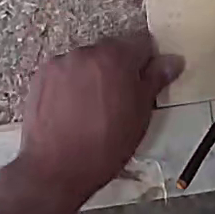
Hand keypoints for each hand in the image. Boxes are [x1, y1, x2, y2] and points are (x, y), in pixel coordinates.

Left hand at [17, 33, 183, 202]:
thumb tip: (173, 60)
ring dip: (95, 75)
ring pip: (89, 61)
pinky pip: (66, 71)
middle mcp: (89, 51)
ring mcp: (62, 62)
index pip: (143, 42)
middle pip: (114, 50)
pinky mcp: (41, 76)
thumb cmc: (105, 144)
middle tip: (121, 99)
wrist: (54, 171)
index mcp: (118, 55)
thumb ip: (157, 79)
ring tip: (93, 108)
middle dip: (120, 68)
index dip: (149, 61)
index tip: (146, 81)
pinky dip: (72, 83)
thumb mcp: (141, 113)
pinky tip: (73, 108)